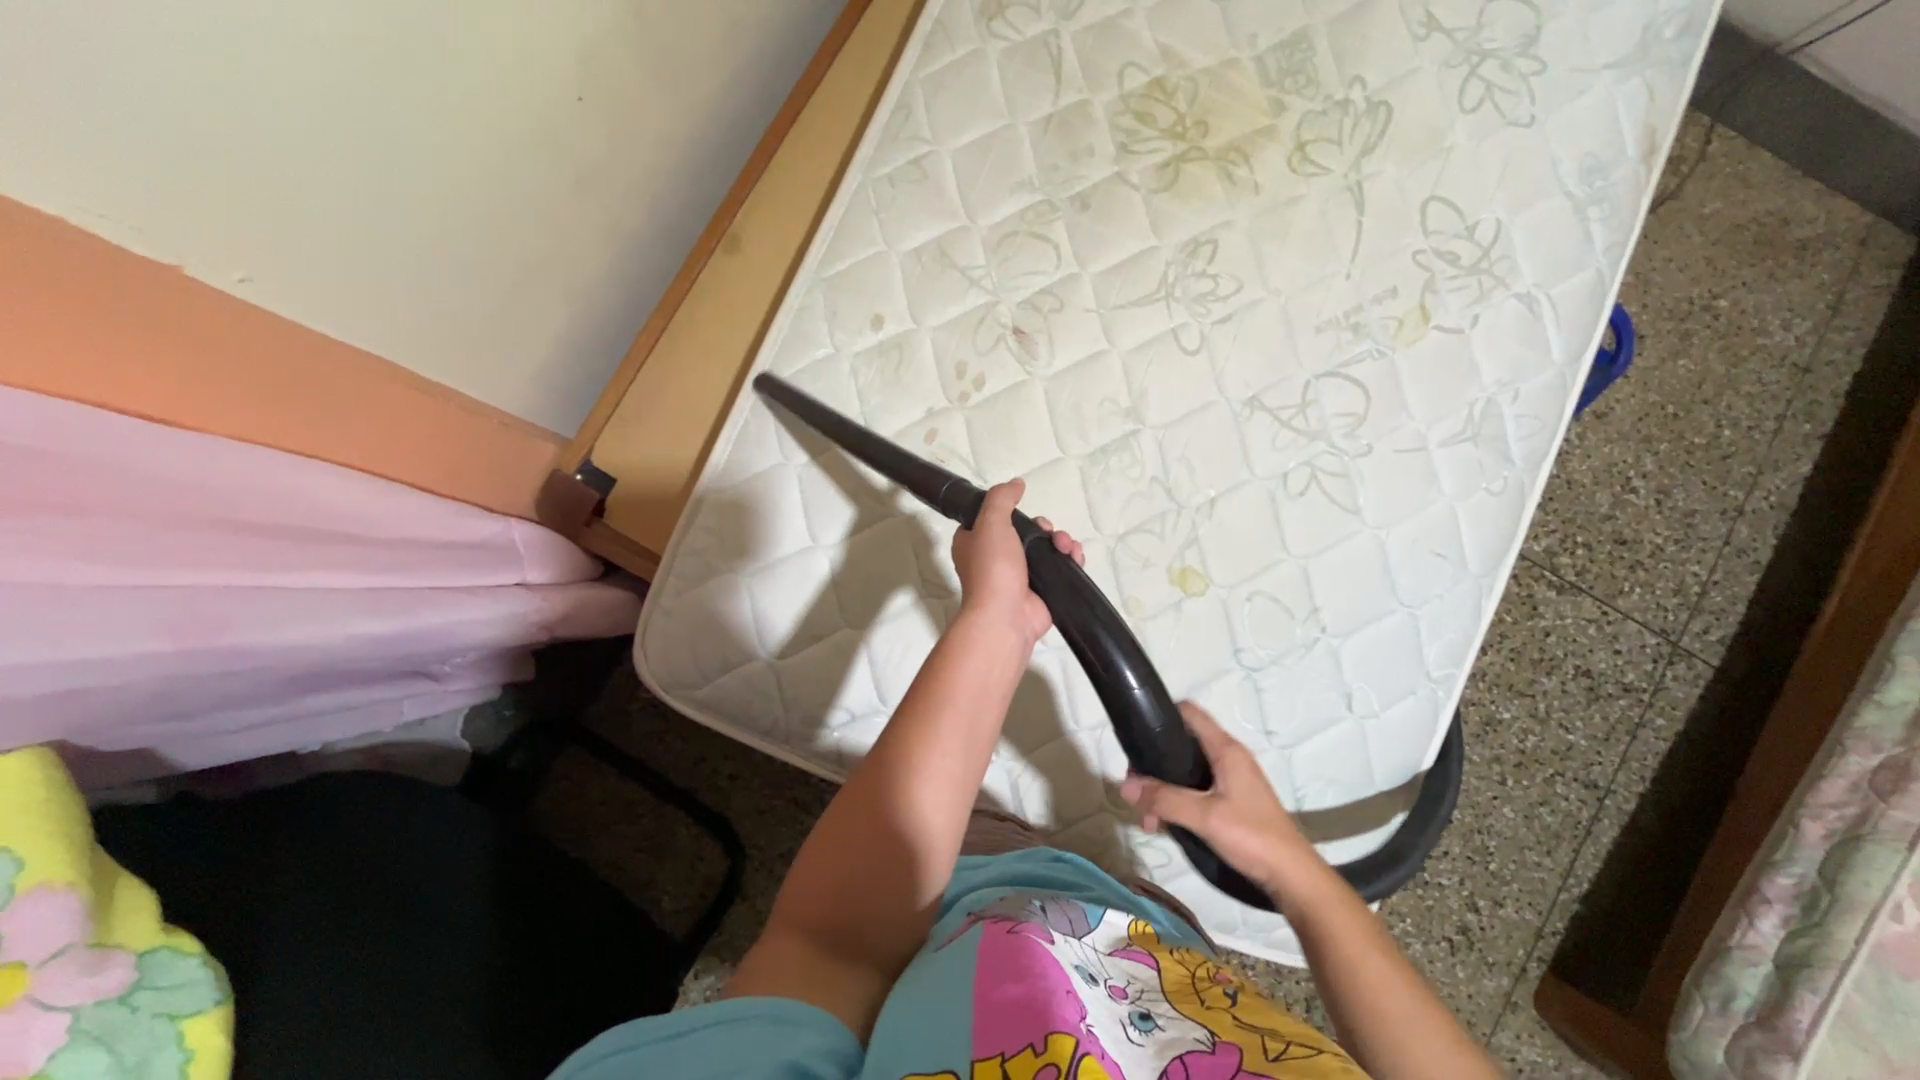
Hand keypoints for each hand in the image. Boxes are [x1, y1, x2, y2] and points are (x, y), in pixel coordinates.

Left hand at [951, 479, 1083, 648]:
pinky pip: (1060, 567)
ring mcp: (1020, 575)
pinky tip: (1075, 556)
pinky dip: (1070, 559)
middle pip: (1026, 532)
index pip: (993, 519)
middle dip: (1043, 528)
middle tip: (1048, 533)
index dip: (1011, 512)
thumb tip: (1016, 483)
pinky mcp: (1042, 589)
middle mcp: (996, 558)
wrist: (1006, 615)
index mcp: (975, 542)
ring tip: (1065, 546)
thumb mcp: (990, 522)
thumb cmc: (992, 567)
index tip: (1022, 510)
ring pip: (1046, 548)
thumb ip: (1001, 498)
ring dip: (1060, 541)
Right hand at [1120, 703, 1320, 893]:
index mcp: (1226, 750)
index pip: (1190, 713)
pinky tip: (1163, 826)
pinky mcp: (1231, 802)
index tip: (1135, 733)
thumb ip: (1164, 799)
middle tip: (1135, 788)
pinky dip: (1177, 803)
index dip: (1162, 714)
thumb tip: (1124, 786)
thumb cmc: (1252, 836)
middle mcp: (1229, 758)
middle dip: (1154, 764)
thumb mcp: (1204, 816)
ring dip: (1163, 790)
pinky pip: (1195, 792)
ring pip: (1185, 773)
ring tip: (1147, 819)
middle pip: (1181, 745)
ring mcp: (1231, 781)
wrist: (1291, 876)